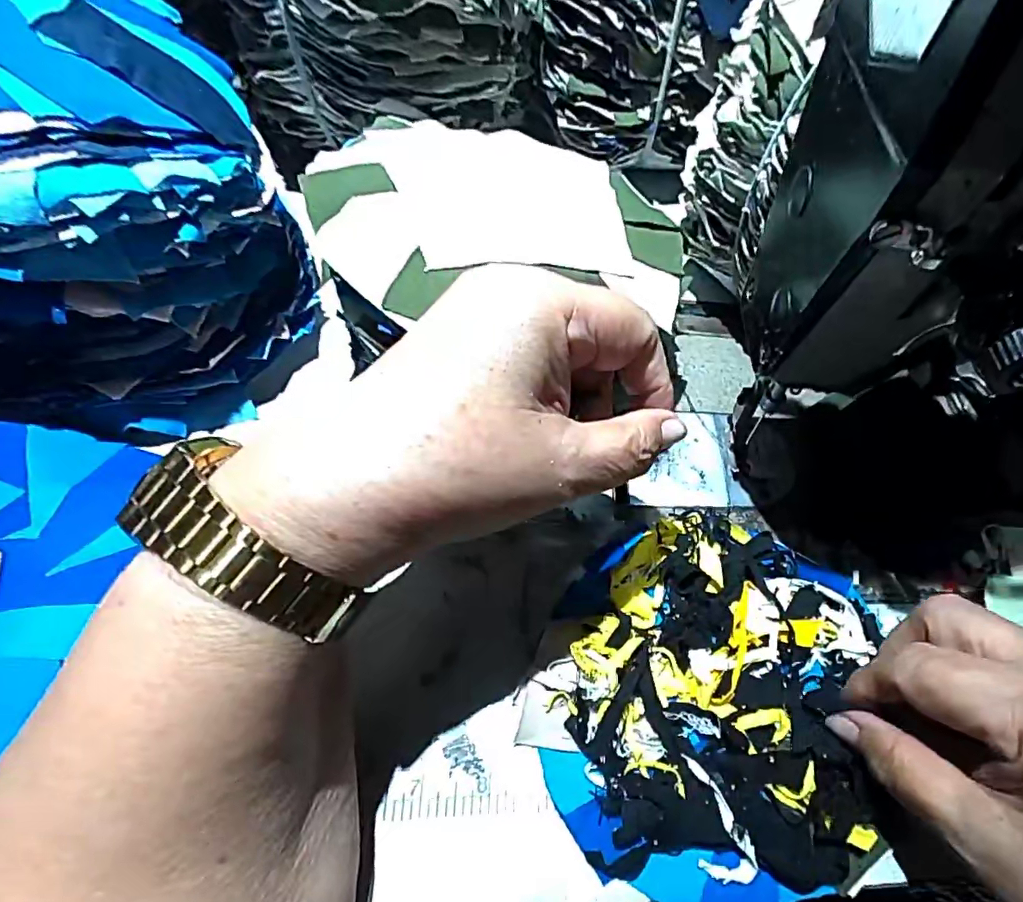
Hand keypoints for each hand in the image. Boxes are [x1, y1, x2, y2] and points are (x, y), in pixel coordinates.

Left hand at [209, 265, 683, 583]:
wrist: (348, 492)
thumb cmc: (462, 470)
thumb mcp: (569, 464)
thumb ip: (638, 443)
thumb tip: (675, 430)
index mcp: (541, 301)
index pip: (638, 329)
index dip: (656, 387)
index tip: (648, 438)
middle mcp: (509, 288)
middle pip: (603, 337)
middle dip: (612, 398)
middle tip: (592, 452)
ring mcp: (478, 308)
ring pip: (569, 351)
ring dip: (581, 403)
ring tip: (553, 451)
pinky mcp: (459, 336)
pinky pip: (532, 357)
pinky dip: (547, 398)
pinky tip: (524, 437)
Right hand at [832, 596, 1022, 901]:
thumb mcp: (982, 844)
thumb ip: (903, 769)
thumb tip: (844, 723)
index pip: (924, 663)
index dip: (869, 684)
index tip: (843, 719)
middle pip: (950, 616)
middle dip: (899, 655)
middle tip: (883, 717)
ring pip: (981, 627)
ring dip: (935, 663)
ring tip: (922, 726)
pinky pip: (1013, 654)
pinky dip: (972, 676)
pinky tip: (971, 731)